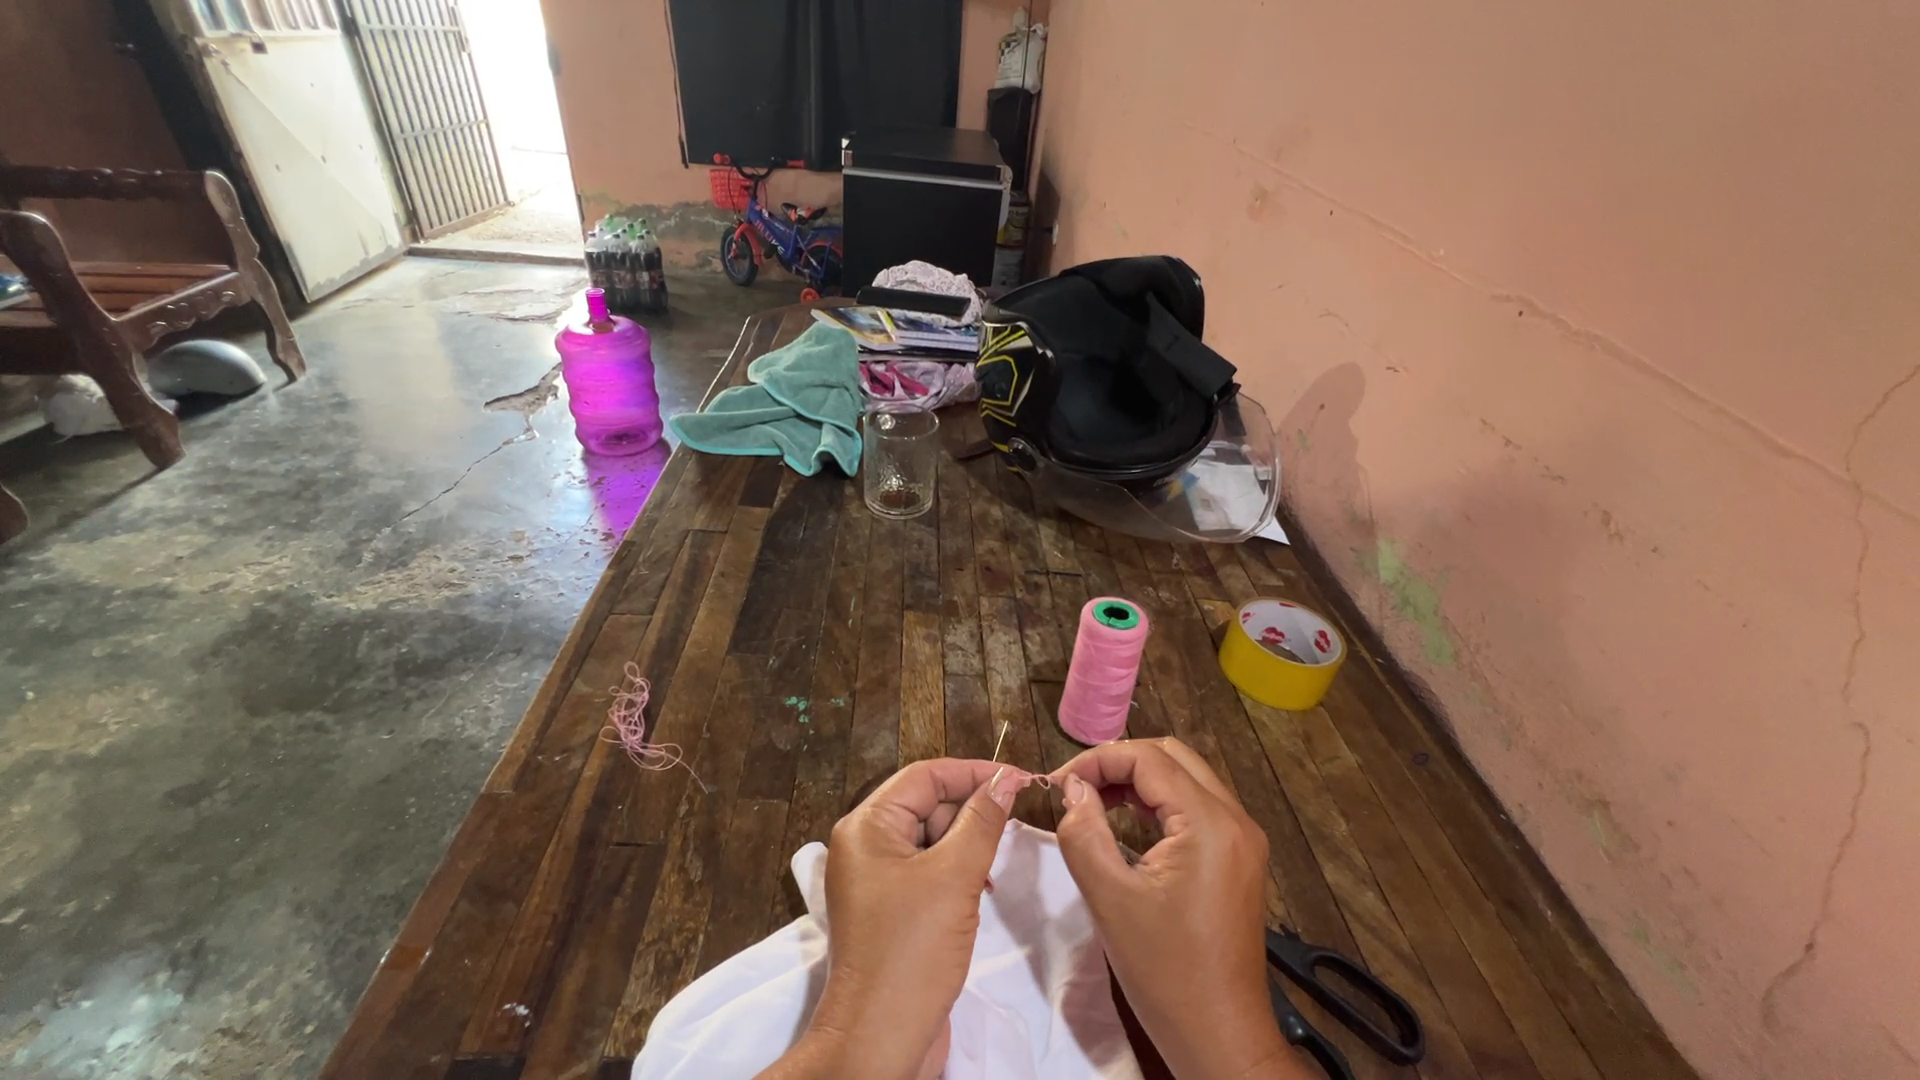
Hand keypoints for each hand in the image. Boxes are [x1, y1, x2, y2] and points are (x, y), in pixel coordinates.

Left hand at [759, 759, 1030, 1079]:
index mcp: (867, 826)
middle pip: (927, 804)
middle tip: (1014, 824)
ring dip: (967, 843)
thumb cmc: (913, 950)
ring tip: (995, 864)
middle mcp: (866, 844)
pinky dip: (957, 870)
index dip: (973, 772)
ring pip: (932, 837)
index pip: (925, 776)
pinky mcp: (892, 907)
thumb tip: (1006, 779)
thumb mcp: (955, 878)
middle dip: (971, 809)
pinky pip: (929, 869)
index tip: (1020, 779)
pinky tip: (981, 888)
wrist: (881, 1039)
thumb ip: (983, 822)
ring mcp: (877, 878)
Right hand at [1050, 738, 1302, 1079]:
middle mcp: (1235, 819)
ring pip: (1186, 777)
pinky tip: (1127, 823)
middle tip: (1076, 788)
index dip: (1097, 760)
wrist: (1220, 1036)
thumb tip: (1073, 788)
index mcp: (1209, 824)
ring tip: (1094, 802)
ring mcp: (1243, 839)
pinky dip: (1159, 802)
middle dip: (1119, 763)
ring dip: (1139, 780)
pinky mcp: (1240, 858)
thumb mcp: (1109, 898)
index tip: (1058, 784)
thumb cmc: (1163, 970)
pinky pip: (1197, 806)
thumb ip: (1083, 832)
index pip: (1148, 759)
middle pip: (1171, 757)